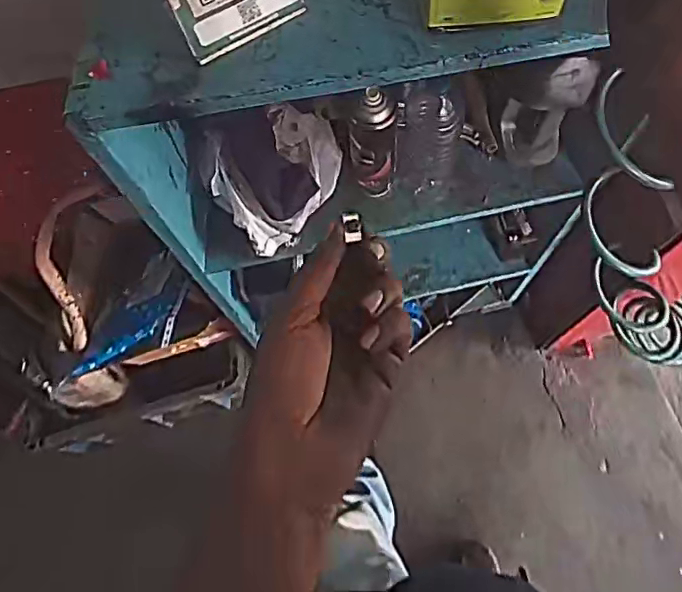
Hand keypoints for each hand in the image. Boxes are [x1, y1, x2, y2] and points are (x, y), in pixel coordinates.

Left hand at [234, 229, 412, 520]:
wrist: (294, 453)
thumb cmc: (280, 382)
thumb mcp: (291, 319)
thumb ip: (319, 271)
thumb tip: (339, 228)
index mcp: (314, 304)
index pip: (343, 263)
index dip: (354, 246)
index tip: (361, 234)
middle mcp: (343, 316)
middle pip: (372, 273)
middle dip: (375, 262)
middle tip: (373, 259)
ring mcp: (368, 339)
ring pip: (391, 295)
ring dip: (382, 292)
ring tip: (366, 312)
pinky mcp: (390, 363)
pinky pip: (401, 327)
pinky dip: (390, 325)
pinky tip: (371, 341)